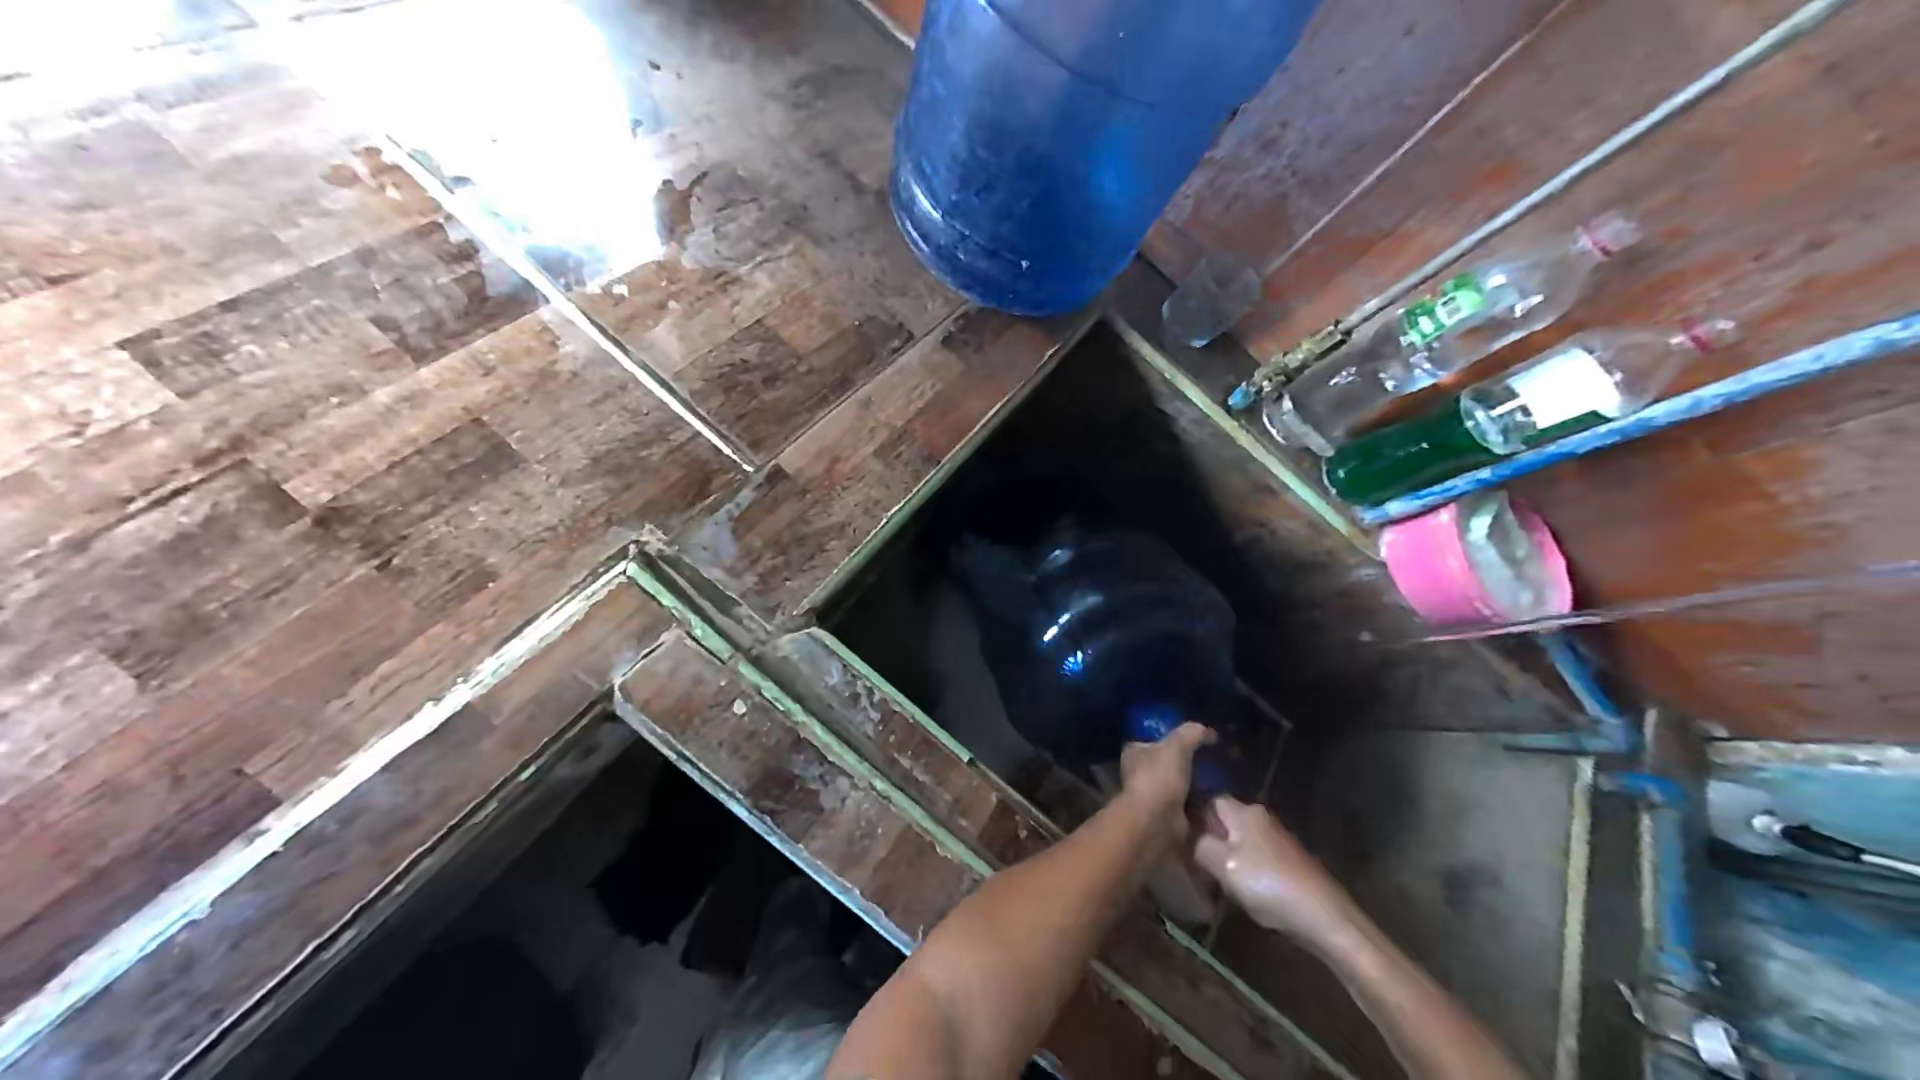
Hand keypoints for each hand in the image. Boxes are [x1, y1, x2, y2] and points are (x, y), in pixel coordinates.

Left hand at [1117, 722, 1213, 845]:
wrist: (1156, 822)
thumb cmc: (1159, 777)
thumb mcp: (1177, 745)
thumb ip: (1193, 733)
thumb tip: (1209, 732)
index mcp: (1136, 752)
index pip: (1156, 740)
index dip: (1175, 739)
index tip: (1199, 741)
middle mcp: (1142, 774)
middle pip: (1173, 766)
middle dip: (1195, 768)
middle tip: (1218, 766)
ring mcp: (1155, 799)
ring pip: (1185, 790)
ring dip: (1204, 793)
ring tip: (1224, 790)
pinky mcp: (1170, 820)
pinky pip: (1193, 812)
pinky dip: (1206, 814)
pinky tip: (1221, 810)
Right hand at [1193, 797, 1357, 946]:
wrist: (1325, 917)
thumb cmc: (1268, 884)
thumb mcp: (1222, 864)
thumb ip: (1199, 846)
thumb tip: (1188, 838)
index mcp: (1245, 811)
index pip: (1209, 801)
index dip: (1194, 818)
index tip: (1182, 842)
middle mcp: (1262, 818)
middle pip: (1225, 822)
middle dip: (1210, 841)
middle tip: (1196, 865)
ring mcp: (1279, 841)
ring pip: (1241, 842)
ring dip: (1228, 859)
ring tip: (1217, 883)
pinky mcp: (1290, 863)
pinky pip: (1257, 859)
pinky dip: (1247, 872)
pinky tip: (1245, 893)